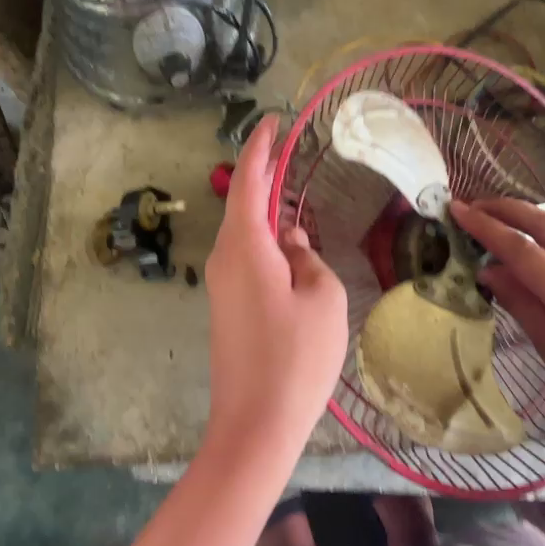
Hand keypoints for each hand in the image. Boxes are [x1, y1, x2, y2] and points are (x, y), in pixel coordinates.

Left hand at [204, 116, 348, 449]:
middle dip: (263, 174)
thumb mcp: (322, 298)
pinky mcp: (227, 305)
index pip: (248, 181)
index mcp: (244, 246)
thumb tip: (290, 243)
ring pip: (243, 231)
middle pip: (241, 203)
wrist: (256, 424)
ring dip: (265, 208)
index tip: (273, 121)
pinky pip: (244, 256)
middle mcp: (224, 257)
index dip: (260, 148)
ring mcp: (221, 283)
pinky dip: (264, 238)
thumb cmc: (296, 357)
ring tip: (293, 191)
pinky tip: (288, 243)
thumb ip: (307, 258)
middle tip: (289, 150)